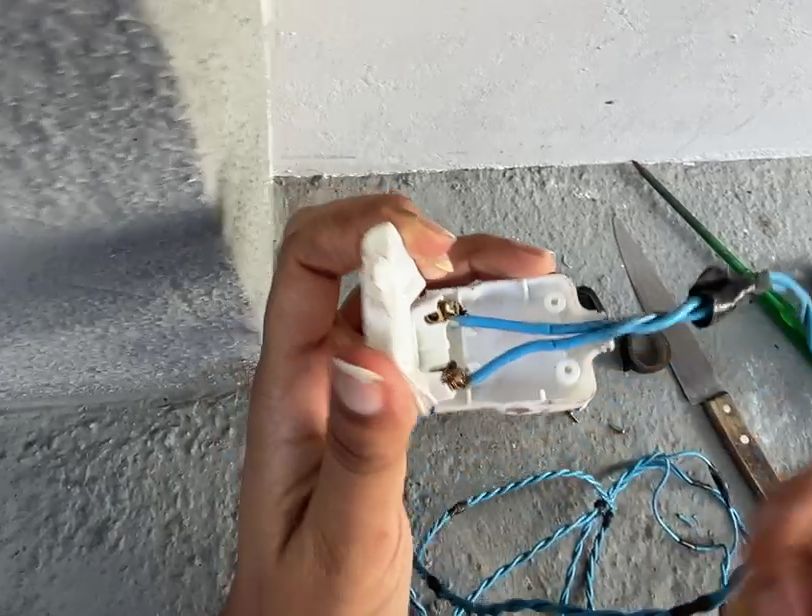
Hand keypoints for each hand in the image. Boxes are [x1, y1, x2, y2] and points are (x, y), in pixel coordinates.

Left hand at [223, 194, 555, 615]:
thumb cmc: (307, 604)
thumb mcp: (340, 542)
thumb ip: (360, 454)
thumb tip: (371, 361)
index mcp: (289, 383)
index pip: (305, 263)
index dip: (365, 233)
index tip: (434, 253)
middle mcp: (320, 362)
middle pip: (359, 257)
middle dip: (421, 237)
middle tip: (485, 258)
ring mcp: (354, 374)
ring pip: (401, 288)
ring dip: (461, 267)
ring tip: (521, 269)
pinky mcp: (386, 395)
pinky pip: (425, 331)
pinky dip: (469, 312)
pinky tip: (506, 312)